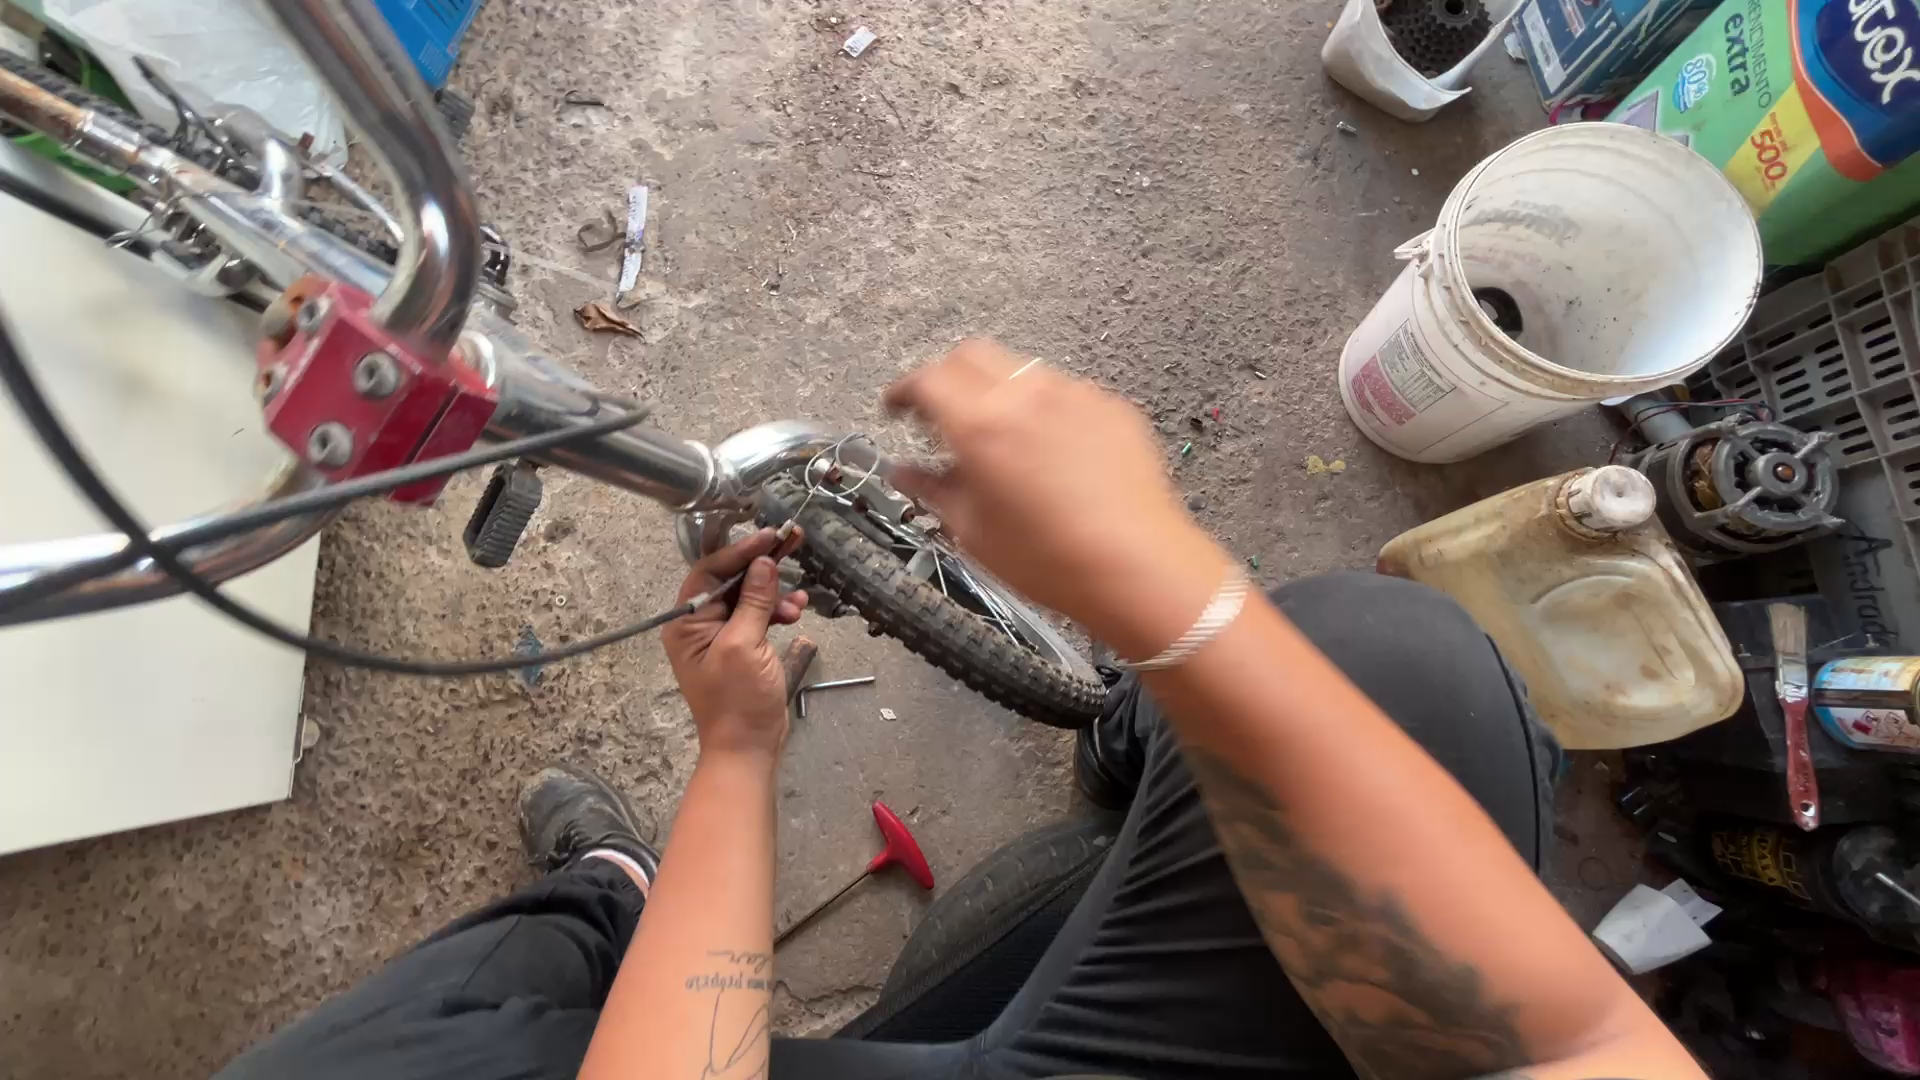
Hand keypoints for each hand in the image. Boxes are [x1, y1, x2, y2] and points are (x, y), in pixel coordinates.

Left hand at [661, 529, 808, 760]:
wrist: (748, 746)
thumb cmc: (738, 699)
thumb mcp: (745, 645)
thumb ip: (753, 601)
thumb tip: (763, 562)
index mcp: (687, 623)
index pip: (710, 572)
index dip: (741, 551)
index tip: (771, 536)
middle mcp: (700, 625)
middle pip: (731, 581)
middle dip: (762, 569)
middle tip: (792, 544)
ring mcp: (723, 636)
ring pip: (750, 598)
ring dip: (775, 595)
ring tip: (798, 602)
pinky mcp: (744, 647)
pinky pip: (760, 617)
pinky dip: (778, 612)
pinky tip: (797, 612)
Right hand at [885, 340, 1233, 662]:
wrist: (1139, 568)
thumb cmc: (1052, 561)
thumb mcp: (974, 532)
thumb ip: (932, 490)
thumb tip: (903, 473)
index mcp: (982, 425)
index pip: (927, 379)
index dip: (903, 390)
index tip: (897, 408)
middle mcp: (1027, 396)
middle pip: (971, 354)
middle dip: (946, 377)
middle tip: (939, 416)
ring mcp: (1075, 395)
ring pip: (1019, 370)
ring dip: (995, 391)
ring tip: (997, 440)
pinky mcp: (1111, 407)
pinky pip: (1063, 391)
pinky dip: (1041, 408)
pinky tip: (1047, 451)